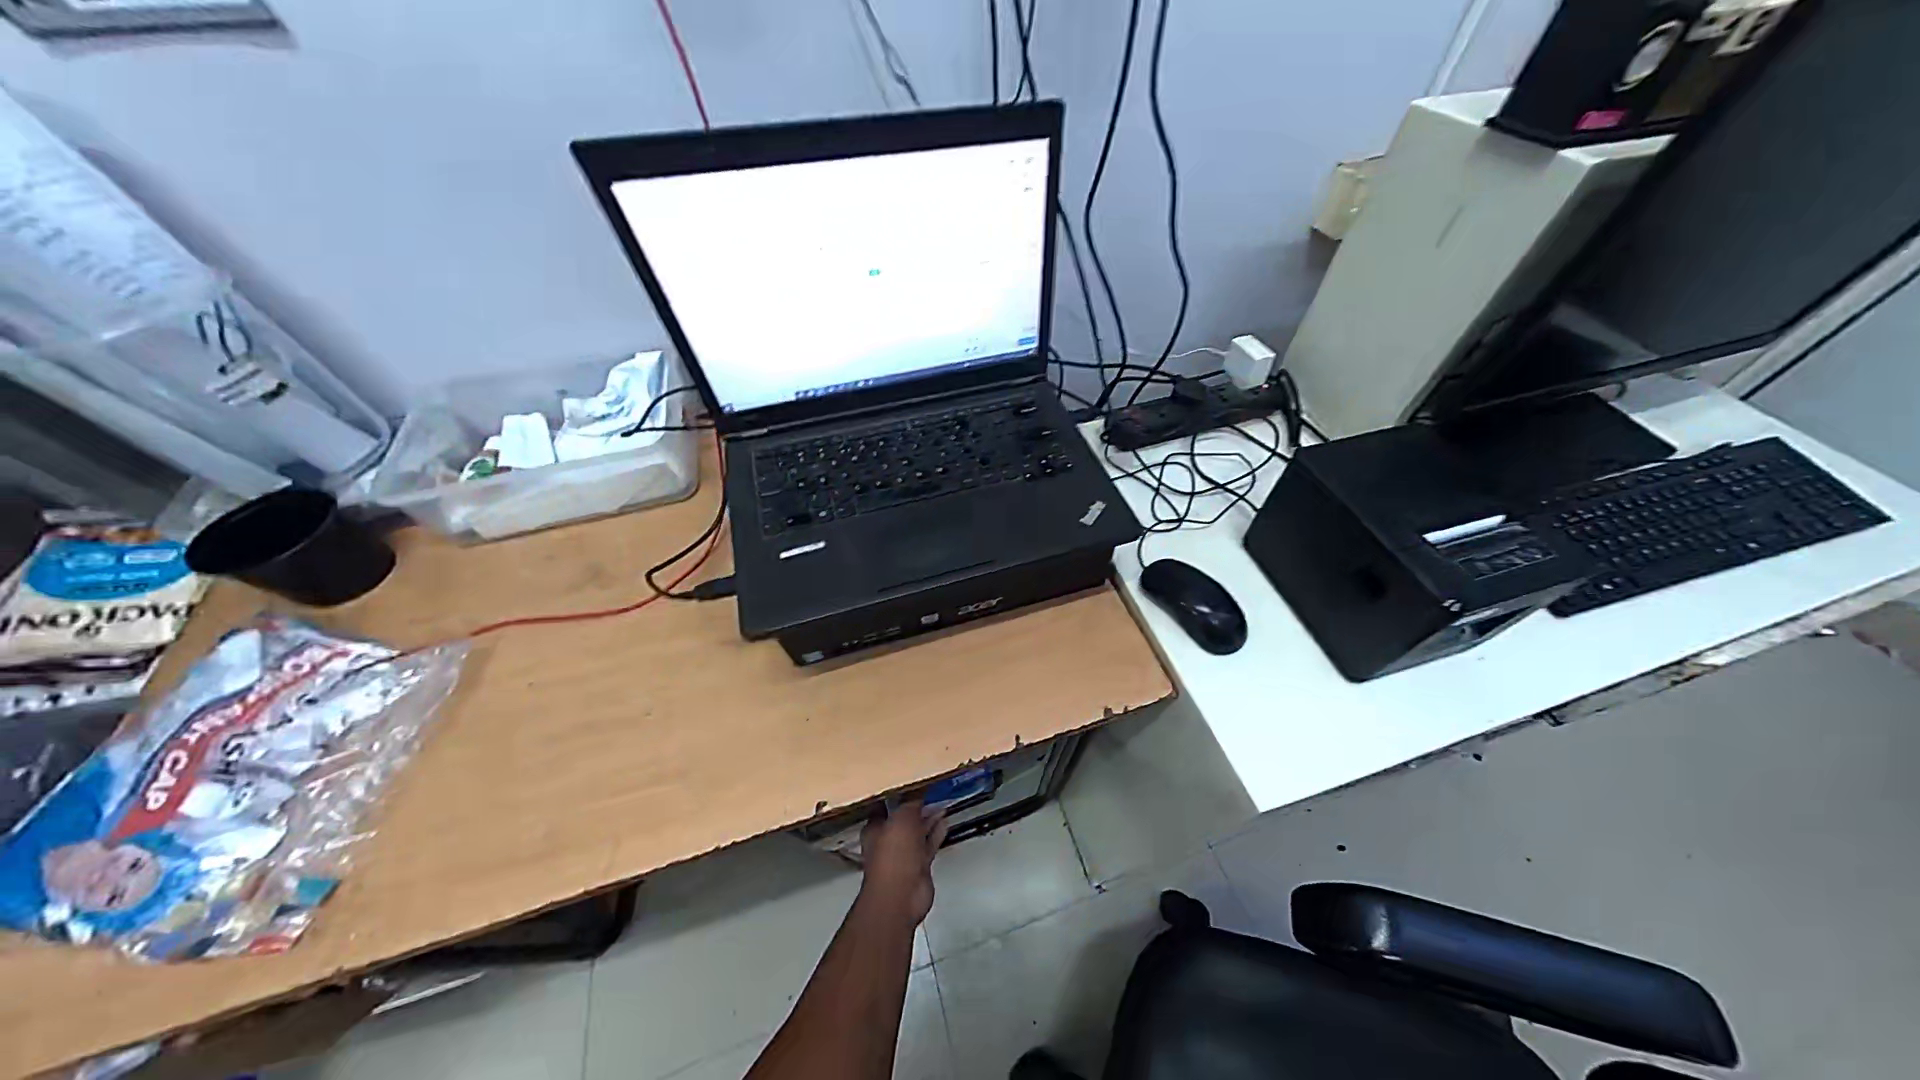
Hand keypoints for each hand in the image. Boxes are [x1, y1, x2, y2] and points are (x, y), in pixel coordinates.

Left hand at [857, 798, 948, 927]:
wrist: (902, 895)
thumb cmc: (893, 855)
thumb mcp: (902, 819)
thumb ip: (911, 805)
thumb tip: (918, 796)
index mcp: (875, 829)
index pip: (885, 807)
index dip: (897, 796)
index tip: (912, 784)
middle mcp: (887, 841)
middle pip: (903, 819)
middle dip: (917, 807)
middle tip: (932, 792)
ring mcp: (903, 855)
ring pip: (918, 831)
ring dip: (928, 819)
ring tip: (941, 802)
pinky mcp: (918, 866)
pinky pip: (928, 844)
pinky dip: (936, 833)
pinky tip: (945, 821)